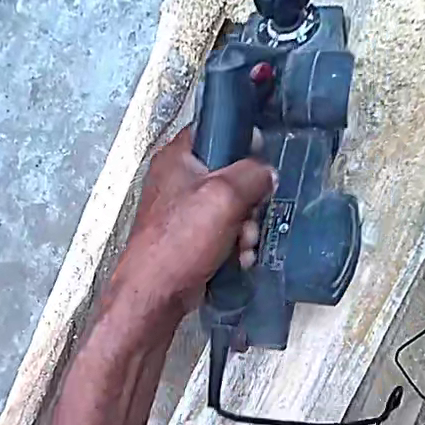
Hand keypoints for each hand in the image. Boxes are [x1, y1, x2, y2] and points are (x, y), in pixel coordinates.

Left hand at [108, 128, 274, 321]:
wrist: (156, 292)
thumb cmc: (178, 242)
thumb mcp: (224, 196)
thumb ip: (252, 175)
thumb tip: (267, 172)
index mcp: (177, 158)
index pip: (215, 131)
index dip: (241, 143)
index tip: (260, 161)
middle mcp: (178, 181)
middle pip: (231, 177)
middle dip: (249, 202)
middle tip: (249, 217)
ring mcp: (183, 212)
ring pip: (231, 209)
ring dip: (246, 229)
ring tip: (242, 245)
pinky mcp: (190, 238)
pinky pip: (224, 233)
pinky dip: (235, 246)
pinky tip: (237, 259)